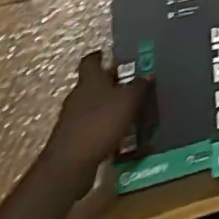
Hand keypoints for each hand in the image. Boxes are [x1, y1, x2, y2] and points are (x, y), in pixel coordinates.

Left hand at [42, 52, 149, 179]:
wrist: (71, 162)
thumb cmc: (101, 123)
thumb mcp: (128, 101)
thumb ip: (138, 87)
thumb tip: (147, 75)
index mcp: (90, 79)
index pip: (91, 60)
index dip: (99, 56)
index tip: (107, 55)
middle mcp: (78, 94)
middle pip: (93, 83)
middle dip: (110, 84)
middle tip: (128, 85)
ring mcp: (72, 117)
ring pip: (93, 105)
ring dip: (108, 107)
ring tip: (128, 113)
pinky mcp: (72, 138)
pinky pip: (91, 126)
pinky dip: (104, 128)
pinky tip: (118, 137)